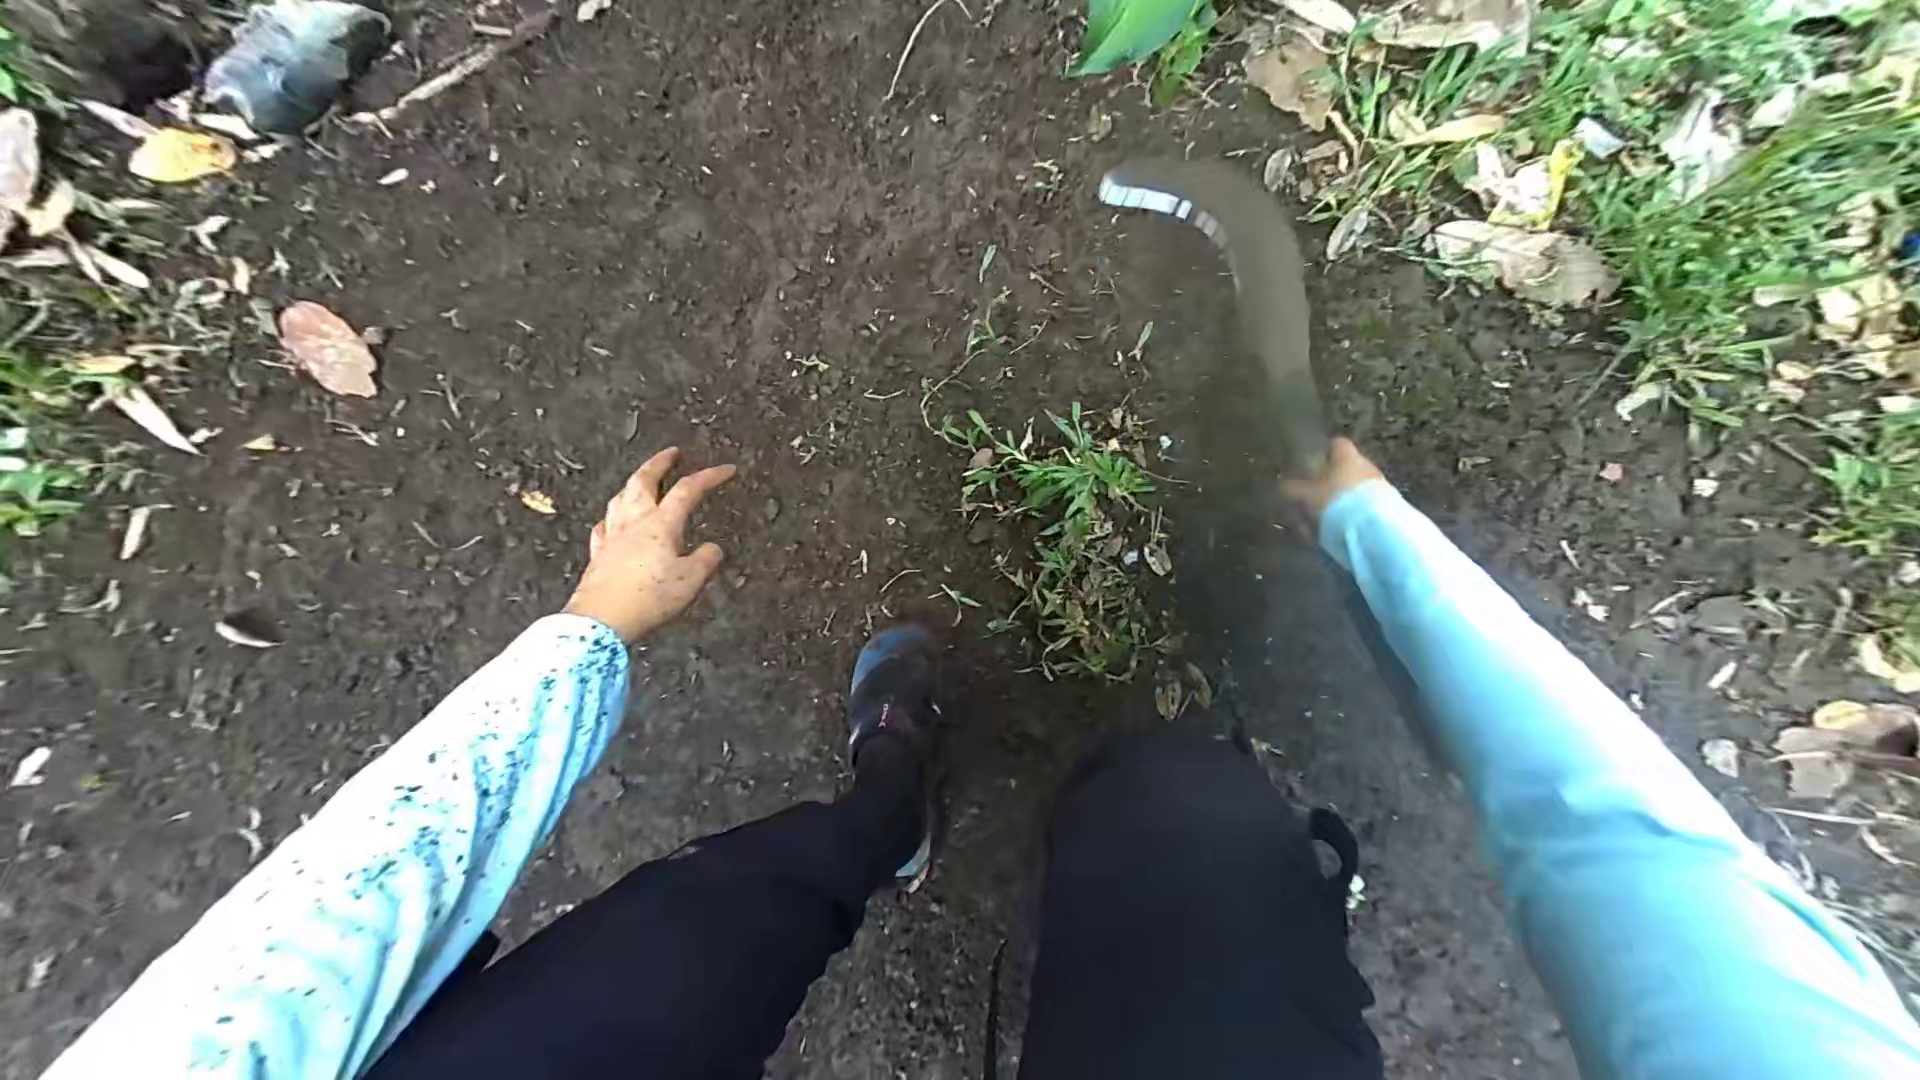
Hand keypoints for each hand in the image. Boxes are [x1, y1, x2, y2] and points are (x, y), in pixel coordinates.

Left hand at [563, 447, 737, 643]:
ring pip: (620, 498)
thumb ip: (705, 560)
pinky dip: (612, 516)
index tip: (727, 470)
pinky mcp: (598, 555)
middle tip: (671, 453)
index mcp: (660, 525)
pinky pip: (603, 526)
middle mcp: (634, 524)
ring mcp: (612, 537)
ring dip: (634, 483)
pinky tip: (612, 520)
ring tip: (642, 479)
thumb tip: (712, 549)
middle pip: (643, 481)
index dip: (710, 476)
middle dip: (659, 463)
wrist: (601, 620)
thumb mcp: (690, 581)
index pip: (688, 490)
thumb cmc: (648, 599)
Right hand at [1280, 437, 1384, 532]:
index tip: (1312, 461)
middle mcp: (1366, 466)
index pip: (1337, 444)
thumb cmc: (1334, 502)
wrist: (1373, 528)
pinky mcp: (1387, 506)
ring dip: (1338, 499)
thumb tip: (1283, 485)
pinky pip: (1362, 506)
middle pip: (1345, 467)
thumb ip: (1291, 489)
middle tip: (1312, 495)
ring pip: (1353, 488)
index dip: (1324, 451)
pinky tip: (1336, 529)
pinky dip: (1349, 514)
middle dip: (1329, 480)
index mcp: (1347, 457)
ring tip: (1321, 518)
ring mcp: (1379, 486)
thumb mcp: (1303, 496)